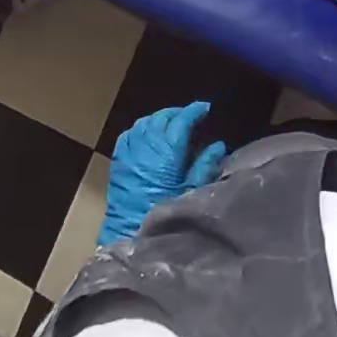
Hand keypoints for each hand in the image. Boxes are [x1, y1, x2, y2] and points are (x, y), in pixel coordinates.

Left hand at [98, 101, 228, 244]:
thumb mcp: (190, 190)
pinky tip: (149, 133)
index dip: (194, 111)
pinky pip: (130, 133)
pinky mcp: (118, 157)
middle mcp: (146, 144)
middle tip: (191, 116)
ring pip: (145, 122)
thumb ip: (204, 165)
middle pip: (162, 117)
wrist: (129, 228)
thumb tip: (217, 144)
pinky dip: (141, 128)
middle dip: (178, 113)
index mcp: (167, 152)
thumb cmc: (164, 210)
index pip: (181, 121)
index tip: (205, 108)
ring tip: (172, 123)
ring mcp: (129, 149)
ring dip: (159, 119)